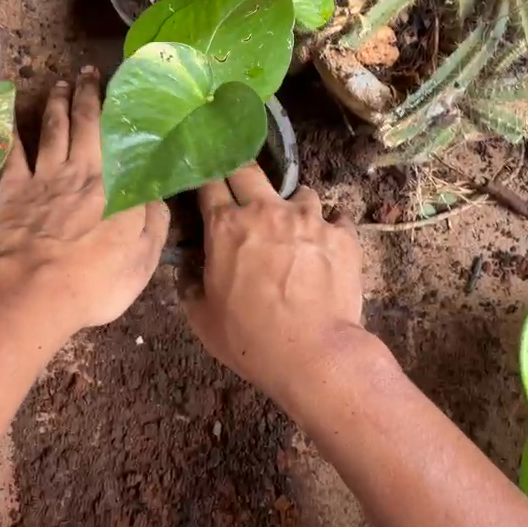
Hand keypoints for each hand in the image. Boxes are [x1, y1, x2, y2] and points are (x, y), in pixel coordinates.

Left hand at [0, 66, 169, 333]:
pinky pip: (14, 153)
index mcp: (113, 184)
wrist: (35, 292)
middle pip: (83, 122)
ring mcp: (44, 177)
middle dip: (86, 93)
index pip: (119, 138)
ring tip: (60, 84)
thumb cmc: (95, 280)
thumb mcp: (142, 258)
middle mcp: (80, 169)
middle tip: (88, 72)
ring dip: (56, 103)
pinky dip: (13, 130)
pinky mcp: (13, 190)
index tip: (120, 90)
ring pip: (52, 129)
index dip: (119, 112)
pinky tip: (12, 114)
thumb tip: (157, 194)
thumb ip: (154, 221)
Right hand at [182, 165, 368, 404]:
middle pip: (248, 170)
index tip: (208, 189)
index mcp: (226, 226)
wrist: (316, 356)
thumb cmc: (251, 340)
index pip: (209, 182)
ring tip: (295, 227)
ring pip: (300, 191)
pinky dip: (330, 228)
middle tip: (245, 194)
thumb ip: (189, 286)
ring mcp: (308, 218)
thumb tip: (185, 270)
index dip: (207, 181)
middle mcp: (266, 210)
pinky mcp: (342, 234)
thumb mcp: (202, 319)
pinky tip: (327, 246)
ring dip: (293, 205)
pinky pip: (337, 218)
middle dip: (242, 176)